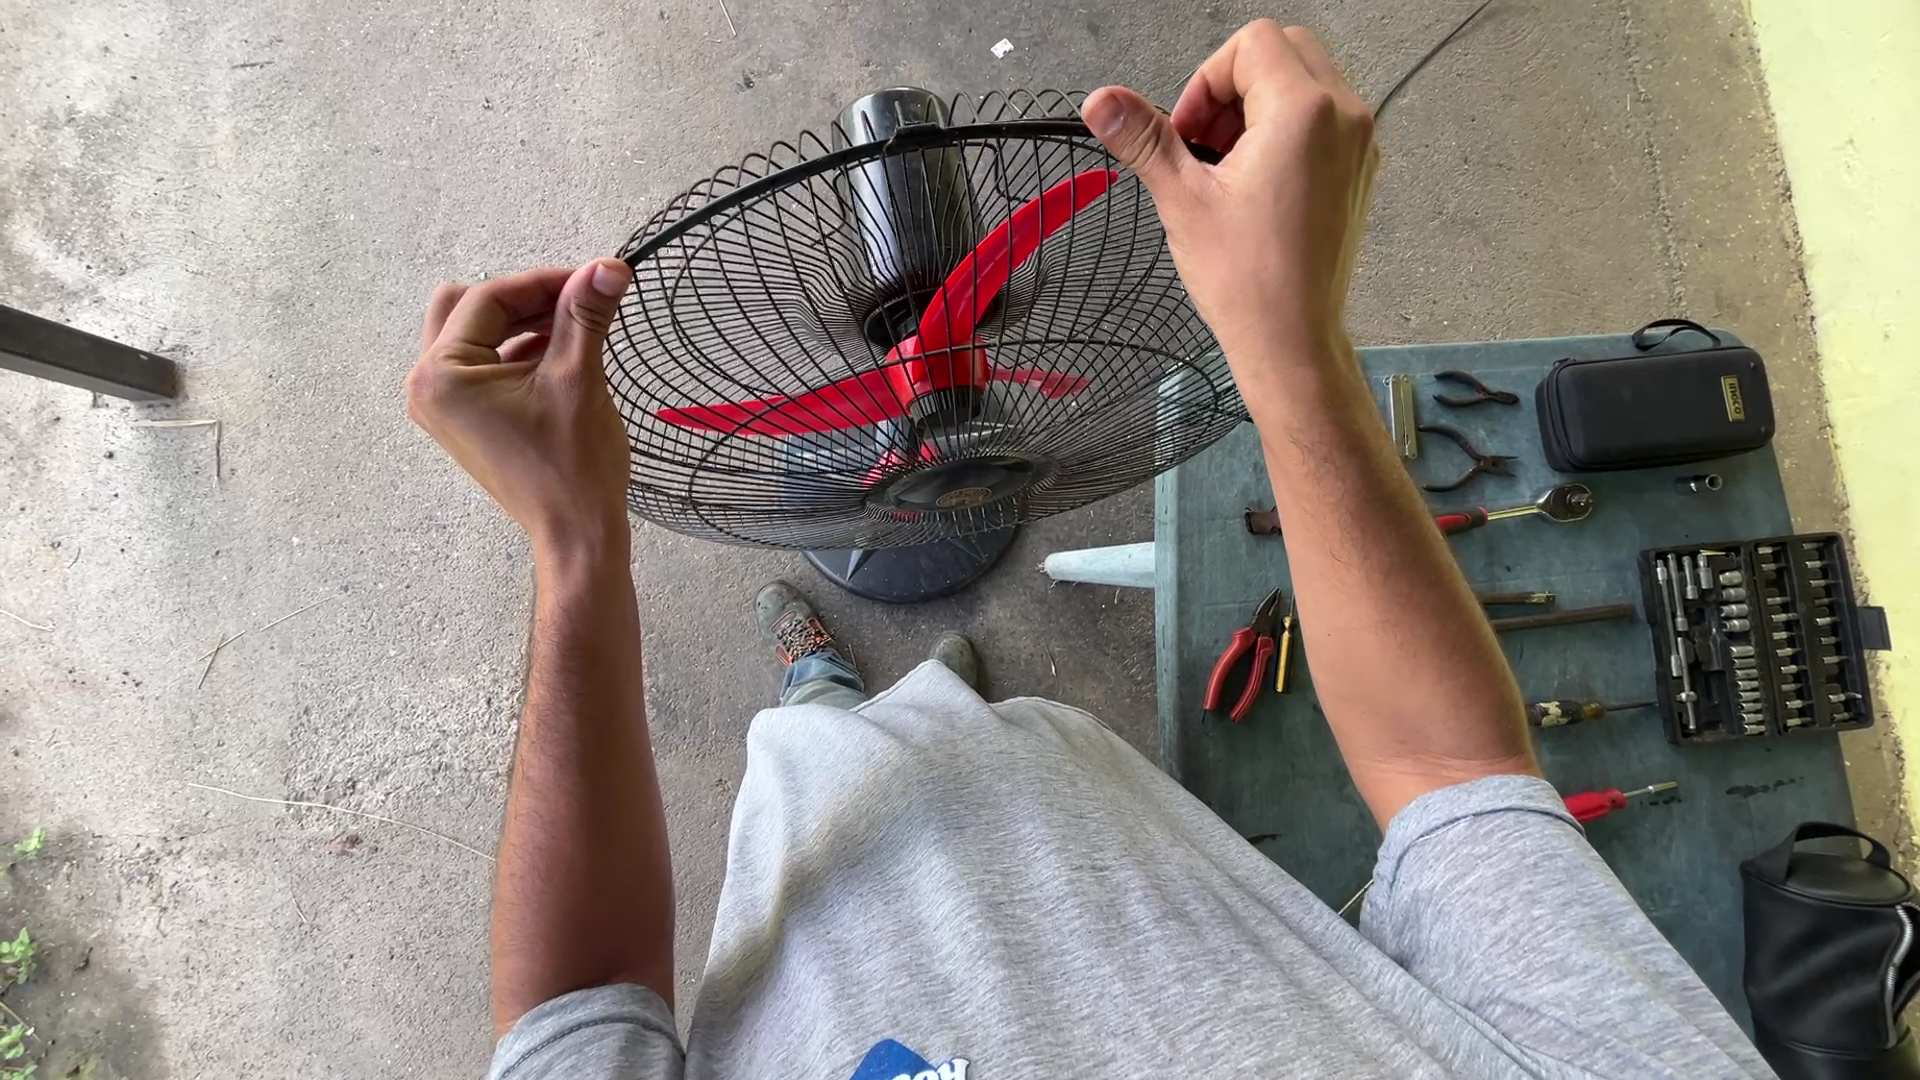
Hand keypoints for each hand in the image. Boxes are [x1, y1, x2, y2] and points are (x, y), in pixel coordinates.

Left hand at [408, 259, 634, 561]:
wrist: (577, 531)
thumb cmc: (575, 465)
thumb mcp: (580, 380)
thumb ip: (587, 316)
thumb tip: (609, 266)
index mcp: (442, 374)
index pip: (489, 300)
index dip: (544, 283)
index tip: (591, 279)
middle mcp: (428, 386)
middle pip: (470, 311)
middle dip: (526, 302)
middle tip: (578, 303)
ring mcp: (445, 408)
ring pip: (478, 339)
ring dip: (524, 327)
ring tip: (577, 331)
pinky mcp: (467, 423)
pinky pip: (485, 370)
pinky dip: (520, 356)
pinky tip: (561, 360)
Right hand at [1081, 21, 1375, 380]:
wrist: (1290, 339)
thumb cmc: (1243, 280)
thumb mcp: (1182, 201)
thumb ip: (1144, 141)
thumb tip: (1101, 102)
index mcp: (1303, 111)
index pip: (1251, 44)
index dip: (1204, 82)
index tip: (1186, 137)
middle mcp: (1344, 114)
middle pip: (1283, 51)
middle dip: (1231, 88)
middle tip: (1203, 146)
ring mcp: (1359, 144)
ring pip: (1304, 84)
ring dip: (1256, 110)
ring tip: (1226, 173)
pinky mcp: (1358, 172)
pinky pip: (1322, 122)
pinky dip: (1283, 134)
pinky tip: (1254, 189)